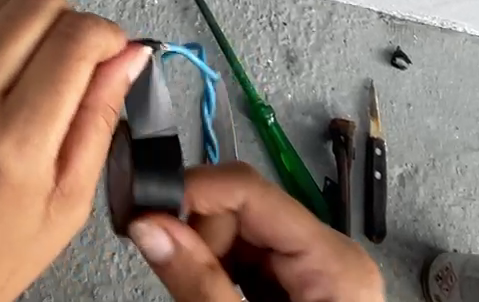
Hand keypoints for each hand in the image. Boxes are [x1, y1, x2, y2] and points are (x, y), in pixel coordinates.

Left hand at [0, 0, 151, 301]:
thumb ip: (99, 120)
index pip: (76, 40)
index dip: (109, 35)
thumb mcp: (64, 208)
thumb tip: (128, 57)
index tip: (113, 49)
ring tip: (38, 46)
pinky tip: (1, 11)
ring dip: (32, 7)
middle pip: (40, 4)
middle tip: (77, 54)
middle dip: (74, 19)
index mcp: (14, 145)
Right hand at [128, 163, 384, 301]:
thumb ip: (197, 284)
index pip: (246, 189)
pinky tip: (217, 298)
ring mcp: (316, 272)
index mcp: (332, 261)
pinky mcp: (302, 289)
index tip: (146, 216)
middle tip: (175, 272)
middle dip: (198, 234)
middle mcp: (329, 254)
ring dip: (206, 255)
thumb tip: (147, 225)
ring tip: (199, 292)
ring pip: (239, 232)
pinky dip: (221, 272)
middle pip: (241, 209)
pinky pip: (248, 259)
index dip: (192, 193)